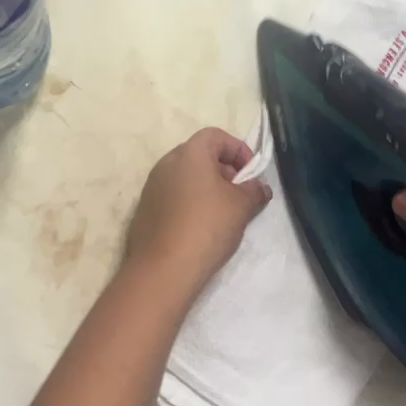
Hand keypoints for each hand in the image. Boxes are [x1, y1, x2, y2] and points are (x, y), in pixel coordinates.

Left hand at [124, 127, 271, 291]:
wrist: (164, 268)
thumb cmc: (207, 227)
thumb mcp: (241, 207)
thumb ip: (254, 192)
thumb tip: (260, 188)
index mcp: (189, 154)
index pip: (216, 136)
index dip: (238, 150)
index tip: (251, 175)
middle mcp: (166, 164)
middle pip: (199, 156)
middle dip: (223, 171)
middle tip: (239, 195)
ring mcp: (152, 188)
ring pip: (185, 178)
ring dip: (206, 189)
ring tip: (222, 215)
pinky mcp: (145, 211)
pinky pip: (173, 197)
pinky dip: (190, 204)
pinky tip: (200, 229)